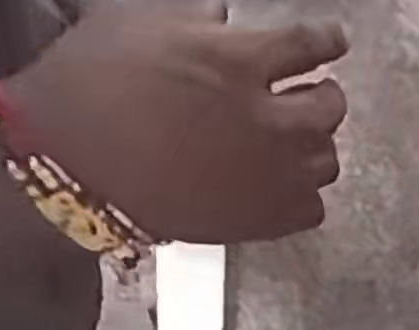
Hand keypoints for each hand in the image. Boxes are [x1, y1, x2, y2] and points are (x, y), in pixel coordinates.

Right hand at [5, 3, 347, 242]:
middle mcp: (268, 120)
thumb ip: (197, 17)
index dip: (327, 40)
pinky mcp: (266, 219)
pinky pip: (313, 209)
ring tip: (303, 144)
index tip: (335, 41)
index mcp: (238, 62)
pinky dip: (307, 196)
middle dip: (328, 97)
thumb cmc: (96, 84)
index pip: (307, 45)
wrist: (83, 166)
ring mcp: (272, 175)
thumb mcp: (141, 22)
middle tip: (318, 96)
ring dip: (318, 147)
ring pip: (327, 162)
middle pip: (330, 108)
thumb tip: (226, 15)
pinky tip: (290, 187)